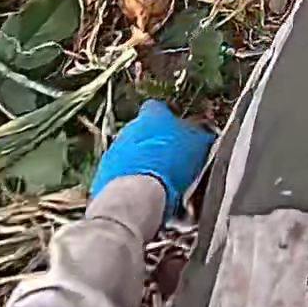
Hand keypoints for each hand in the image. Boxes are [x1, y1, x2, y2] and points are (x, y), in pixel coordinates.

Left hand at [90, 100, 215, 214]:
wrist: (134, 199)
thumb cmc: (169, 165)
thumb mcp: (198, 145)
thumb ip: (201, 135)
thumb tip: (207, 133)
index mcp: (152, 115)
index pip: (158, 107)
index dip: (168, 117)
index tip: (178, 129)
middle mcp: (129, 129)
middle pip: (143, 130)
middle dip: (155, 142)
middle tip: (171, 158)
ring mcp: (112, 153)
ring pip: (130, 153)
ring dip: (141, 163)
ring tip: (158, 182)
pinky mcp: (100, 179)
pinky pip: (119, 176)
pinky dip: (130, 182)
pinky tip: (144, 196)